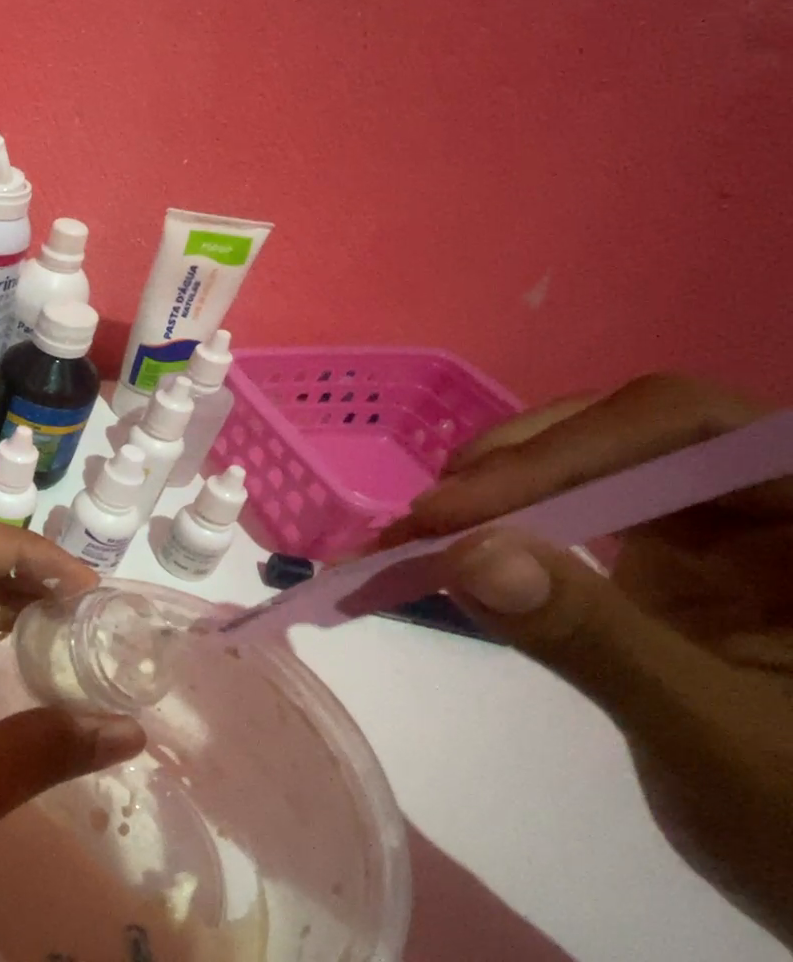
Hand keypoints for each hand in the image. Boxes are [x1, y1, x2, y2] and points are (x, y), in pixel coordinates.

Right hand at [380, 374, 792, 944]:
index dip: (565, 451)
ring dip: (494, 496)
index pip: (694, 429)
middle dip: (518, 466)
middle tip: (426, 520)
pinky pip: (573, 522)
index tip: (453, 512)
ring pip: (593, 471)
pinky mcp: (671, 569)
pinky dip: (498, 535)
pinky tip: (440, 556)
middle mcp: (780, 507)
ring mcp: (724, 537)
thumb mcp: (717, 739)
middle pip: (633, 433)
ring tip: (413, 538)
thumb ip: (598, 640)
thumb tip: (463, 553)